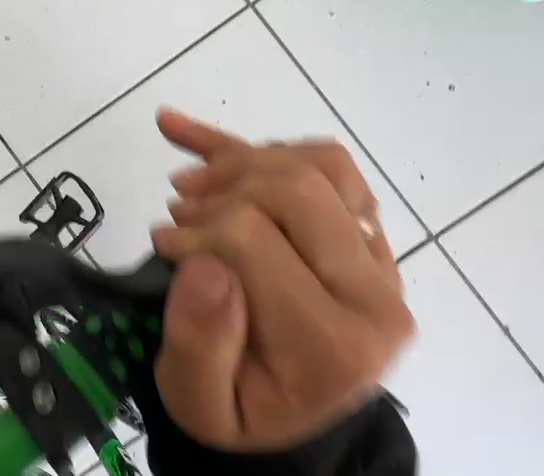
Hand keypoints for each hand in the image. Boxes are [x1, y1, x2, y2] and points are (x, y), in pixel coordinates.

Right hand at [148, 109, 413, 452]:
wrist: (284, 416)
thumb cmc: (236, 406)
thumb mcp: (197, 401)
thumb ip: (197, 346)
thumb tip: (204, 266)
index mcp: (332, 343)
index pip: (252, 237)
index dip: (195, 233)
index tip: (164, 249)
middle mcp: (373, 297)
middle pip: (294, 190)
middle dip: (219, 191)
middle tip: (178, 215)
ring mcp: (378, 261)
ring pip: (317, 165)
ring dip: (241, 161)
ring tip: (191, 186)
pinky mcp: (366, 235)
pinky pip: (328, 162)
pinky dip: (257, 142)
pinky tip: (180, 128)